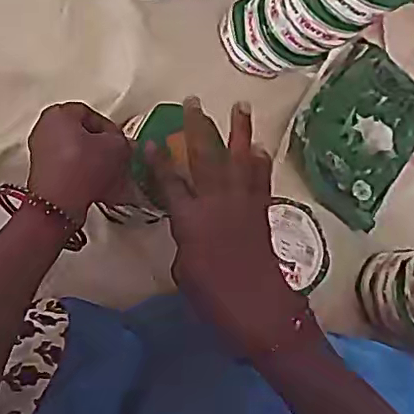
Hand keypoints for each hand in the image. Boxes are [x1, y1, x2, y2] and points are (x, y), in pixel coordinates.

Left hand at [26, 102, 130, 225]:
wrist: (61, 203)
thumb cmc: (86, 165)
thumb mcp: (116, 147)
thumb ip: (123, 141)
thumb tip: (123, 145)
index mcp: (58, 114)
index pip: (90, 113)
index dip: (110, 128)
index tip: (122, 143)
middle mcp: (44, 130)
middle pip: (81, 136)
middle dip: (103, 148)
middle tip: (119, 160)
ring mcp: (41, 154)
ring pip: (77, 156)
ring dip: (97, 166)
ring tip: (114, 179)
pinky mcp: (44, 177)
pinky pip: (70, 172)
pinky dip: (86, 178)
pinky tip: (102, 190)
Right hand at [145, 99, 319, 358]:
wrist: (262, 311)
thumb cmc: (214, 298)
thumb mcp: (185, 271)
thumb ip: (184, 241)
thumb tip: (190, 227)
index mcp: (190, 220)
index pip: (169, 182)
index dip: (158, 160)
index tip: (151, 139)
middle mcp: (216, 203)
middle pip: (205, 157)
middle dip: (197, 127)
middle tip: (193, 103)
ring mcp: (243, 204)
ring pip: (239, 159)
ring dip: (239, 130)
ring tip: (239, 105)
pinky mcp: (262, 211)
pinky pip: (261, 178)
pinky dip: (260, 161)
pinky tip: (260, 147)